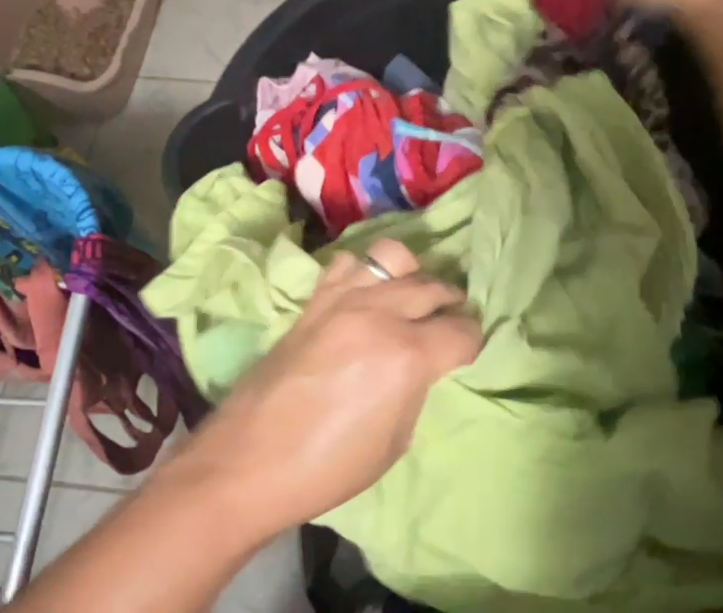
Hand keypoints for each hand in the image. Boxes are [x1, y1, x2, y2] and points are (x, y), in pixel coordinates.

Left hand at [164, 239, 480, 536]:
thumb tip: (423, 366)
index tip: (467, 352)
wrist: (251, 460)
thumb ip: (416, 388)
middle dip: (449, 304)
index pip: (462, 330)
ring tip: (409, 299)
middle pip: (432, 286)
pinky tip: (365, 295)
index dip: (472, 343)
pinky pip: (349, 263)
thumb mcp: (396, 440)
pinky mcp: (314, 301)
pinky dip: (365, 271)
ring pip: (392, 257)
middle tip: (448, 322)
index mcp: (408, 355)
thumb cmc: (330, 466)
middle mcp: (379, 314)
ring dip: (411, 275)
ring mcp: (343, 300)